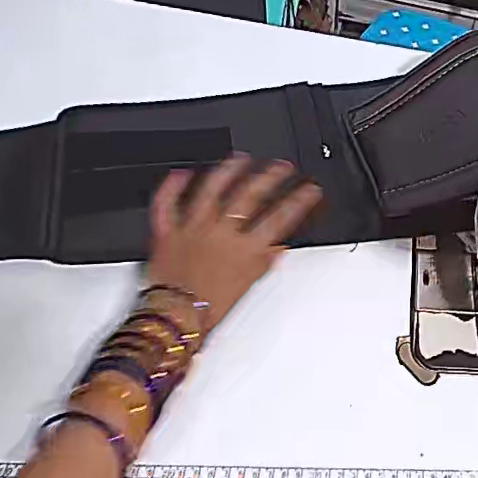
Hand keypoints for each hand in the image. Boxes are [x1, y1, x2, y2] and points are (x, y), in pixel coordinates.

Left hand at [146, 154, 322, 327]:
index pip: (281, 217)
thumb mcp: (248, 285)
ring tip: (240, 158)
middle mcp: (221, 234)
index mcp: (246, 249)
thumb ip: (264, 261)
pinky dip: (172, 187)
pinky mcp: (168, 232)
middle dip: (270, 176)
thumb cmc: (209, 308)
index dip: (299, 200)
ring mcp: (193, 229)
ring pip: (211, 190)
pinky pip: (167, 204)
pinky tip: (182, 174)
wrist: (173, 319)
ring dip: (228, 170)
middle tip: (282, 166)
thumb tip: (278, 247)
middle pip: (249, 195)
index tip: (310, 189)